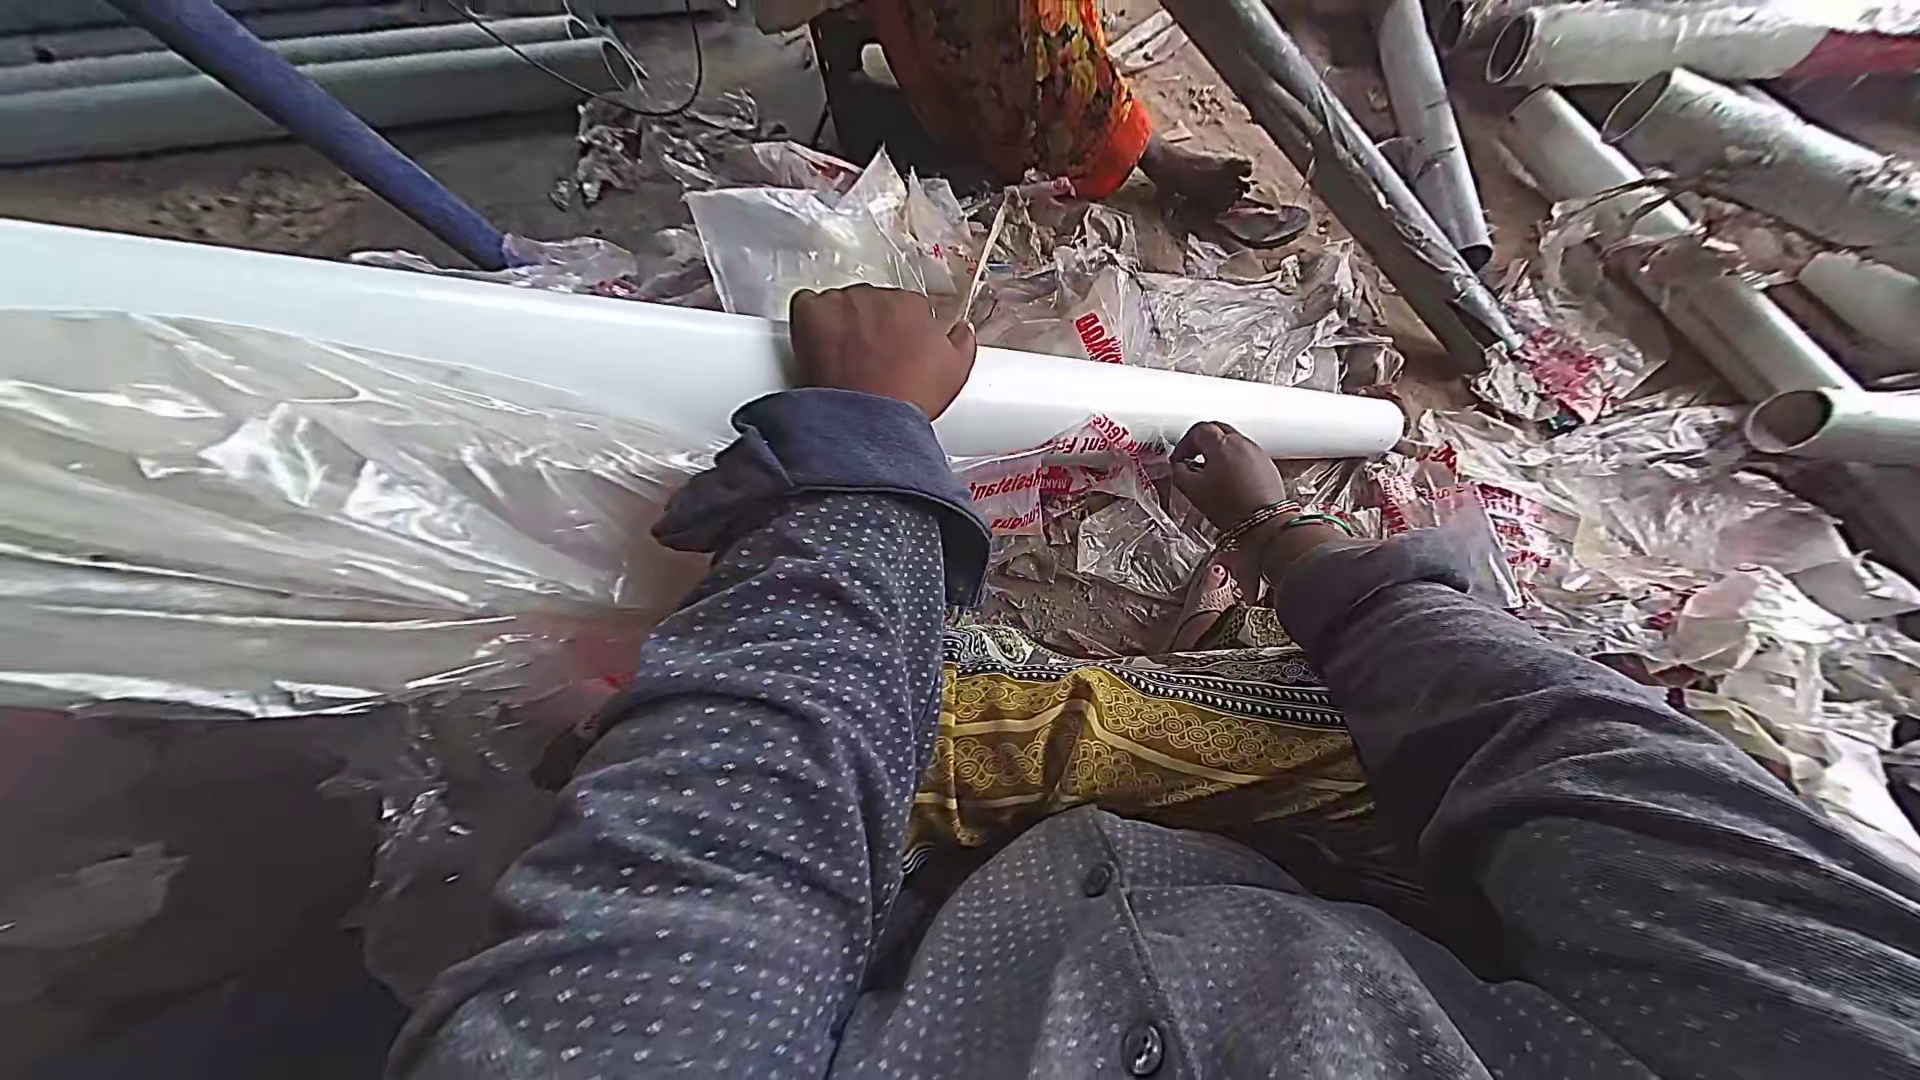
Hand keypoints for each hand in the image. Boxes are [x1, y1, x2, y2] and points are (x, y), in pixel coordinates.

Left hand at [789, 285, 977, 419]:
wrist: (867, 420)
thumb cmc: (911, 398)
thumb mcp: (955, 373)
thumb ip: (963, 342)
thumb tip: (962, 328)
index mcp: (912, 306)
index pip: (907, 307)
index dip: (900, 331)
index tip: (894, 351)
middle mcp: (877, 296)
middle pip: (872, 303)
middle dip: (870, 325)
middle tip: (867, 358)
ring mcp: (841, 303)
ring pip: (841, 304)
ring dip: (842, 323)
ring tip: (842, 357)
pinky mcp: (811, 313)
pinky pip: (807, 304)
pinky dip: (811, 319)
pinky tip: (819, 344)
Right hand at [1170, 421, 1289, 530]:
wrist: (1263, 523)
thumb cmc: (1230, 506)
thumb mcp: (1192, 489)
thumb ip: (1179, 472)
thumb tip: (1178, 467)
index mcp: (1221, 444)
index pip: (1199, 430)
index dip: (1184, 443)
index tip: (1180, 458)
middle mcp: (1242, 443)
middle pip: (1218, 430)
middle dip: (1202, 442)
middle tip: (1192, 457)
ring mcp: (1257, 453)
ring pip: (1233, 442)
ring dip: (1219, 452)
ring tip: (1210, 474)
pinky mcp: (1268, 465)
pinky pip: (1247, 455)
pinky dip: (1234, 462)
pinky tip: (1228, 482)